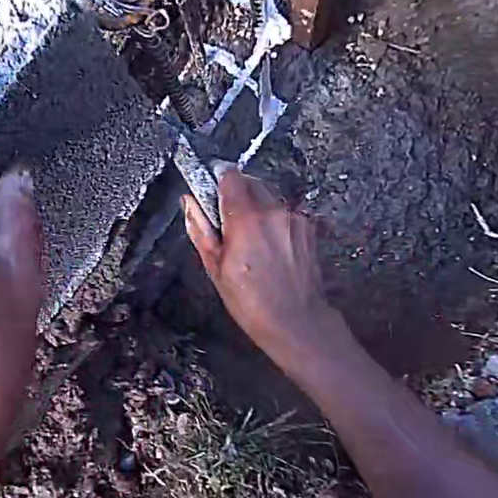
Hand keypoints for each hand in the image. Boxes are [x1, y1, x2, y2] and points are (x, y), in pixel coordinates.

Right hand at [182, 168, 346, 362]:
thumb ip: (201, 229)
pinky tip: (270, 247)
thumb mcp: (216, 269)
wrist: (296, 320)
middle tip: (228, 222)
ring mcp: (294, 218)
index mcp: (246, 220)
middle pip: (251, 182)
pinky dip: (275, 221)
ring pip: (269, 197)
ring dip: (257, 208)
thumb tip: (189, 202)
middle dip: (237, 195)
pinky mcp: (308, 227)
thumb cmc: (253, 303)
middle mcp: (273, 211)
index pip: (230, 176)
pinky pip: (285, 212)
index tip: (212, 191)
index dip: (218, 181)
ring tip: (251, 241)